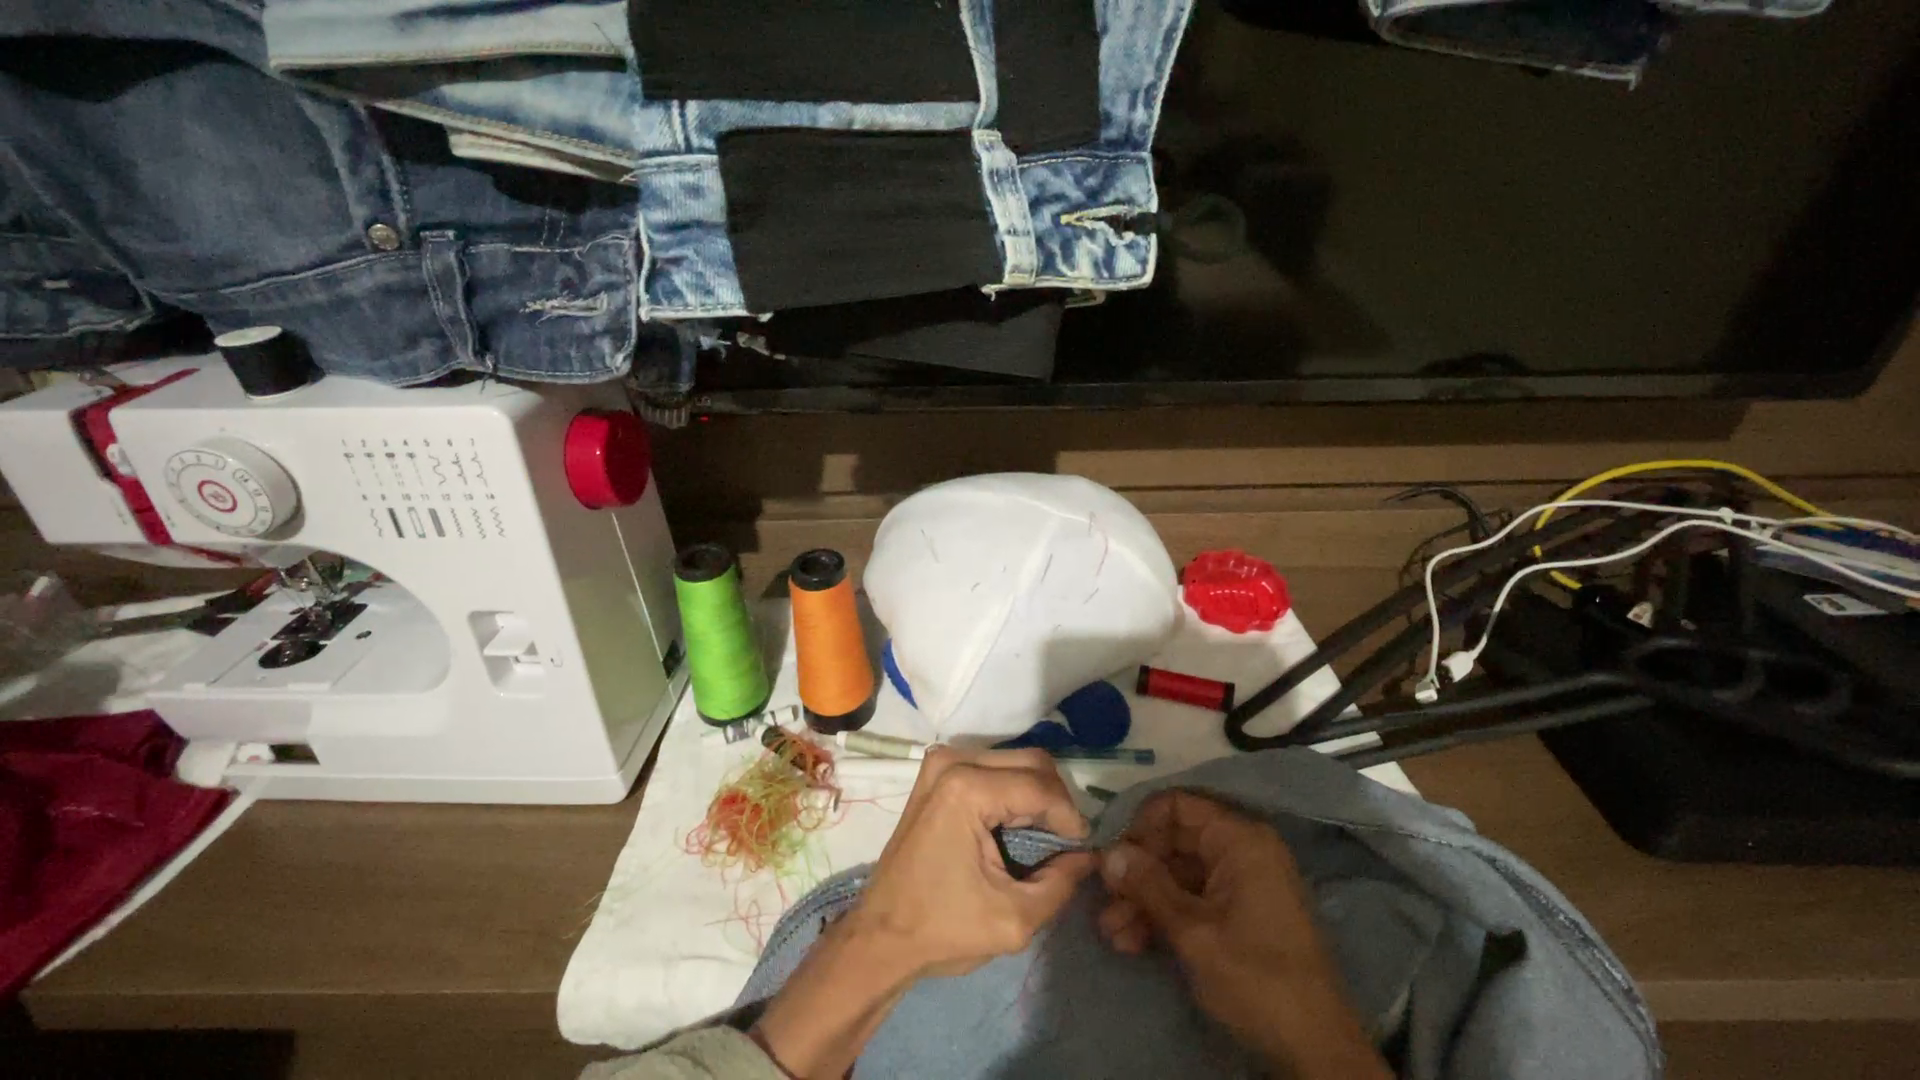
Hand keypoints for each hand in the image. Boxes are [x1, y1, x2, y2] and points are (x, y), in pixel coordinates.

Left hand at [754, 747, 1094, 1077]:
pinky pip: (993, 768)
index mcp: (966, 789)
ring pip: (1016, 762)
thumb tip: (1090, 855)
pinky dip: (1014, 794)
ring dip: (1037, 797)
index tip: (1081, 853)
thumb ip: (1062, 883)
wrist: (880, 937)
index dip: (1071, 820)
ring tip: (1043, 840)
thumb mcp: (1014, 919)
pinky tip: (1016, 830)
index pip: (1042, 788)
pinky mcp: (936, 772)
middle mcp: (952, 761)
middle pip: (1032, 762)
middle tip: (1065, 845)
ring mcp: (940, 762)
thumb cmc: (942, 929)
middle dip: (1057, 802)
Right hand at [1097, 791, 1389, 1078]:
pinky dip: (1165, 915)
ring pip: (1179, 874)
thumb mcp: (1192, 930)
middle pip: (1175, 842)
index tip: (1111, 858)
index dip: (1139, 826)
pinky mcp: (1241, 913)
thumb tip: (1108, 851)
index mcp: (1240, 840)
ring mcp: (1244, 883)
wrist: (1313, 1046)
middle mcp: (1244, 851)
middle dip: (1136, 872)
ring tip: (1112, 933)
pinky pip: (1194, 898)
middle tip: (1103, 902)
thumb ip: (1148, 885)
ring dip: (1144, 899)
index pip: (1178, 806)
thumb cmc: (1254, 976)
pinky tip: (1133, 942)